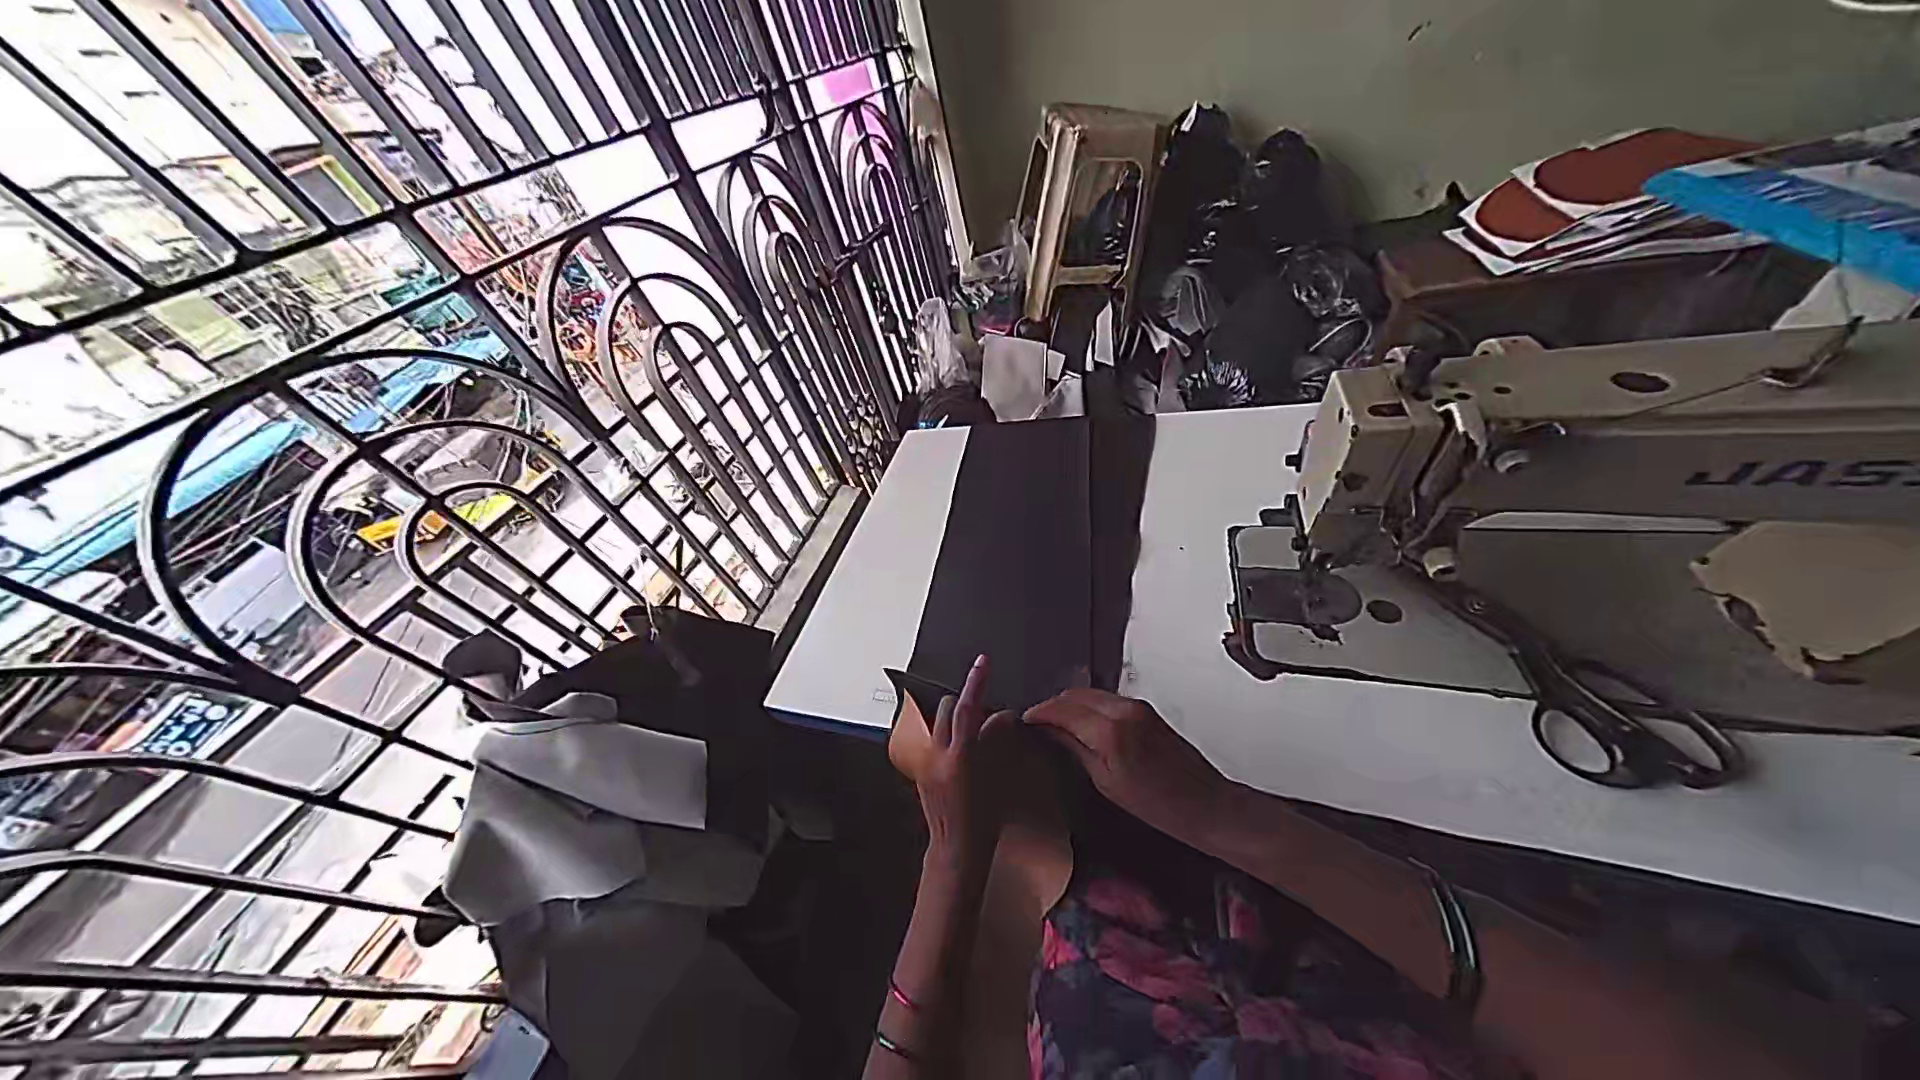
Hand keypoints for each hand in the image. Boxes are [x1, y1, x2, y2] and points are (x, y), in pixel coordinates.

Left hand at [917, 654, 1016, 870]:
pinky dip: (949, 735)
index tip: (982, 662)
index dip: (976, 682)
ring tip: (973, 727)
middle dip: (963, 700)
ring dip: (954, 717)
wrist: (956, 850)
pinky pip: (934, 739)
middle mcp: (937, 755)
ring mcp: (926, 762)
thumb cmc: (982, 822)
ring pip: (936, 722)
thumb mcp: (997, 779)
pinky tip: (965, 749)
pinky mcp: (922, 769)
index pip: (966, 709)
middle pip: (945, 708)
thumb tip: (1003, 717)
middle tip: (984, 706)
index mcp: (959, 757)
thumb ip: (996, 742)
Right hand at [1023, 688, 1232, 844]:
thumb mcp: (1105, 782)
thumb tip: (1051, 732)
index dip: (1040, 713)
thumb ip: (1075, 749)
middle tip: (1038, 722)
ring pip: (1091, 694)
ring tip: (1056, 724)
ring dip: (1070, 704)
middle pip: (1075, 694)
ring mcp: (1138, 707)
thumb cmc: (1160, 805)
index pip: (1063, 708)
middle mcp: (1125, 710)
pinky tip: (1083, 724)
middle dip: (1053, 705)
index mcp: (1111, 730)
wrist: (1206, 805)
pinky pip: (1107, 699)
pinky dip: (1089, 706)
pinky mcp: (1146, 710)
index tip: (1027, 721)